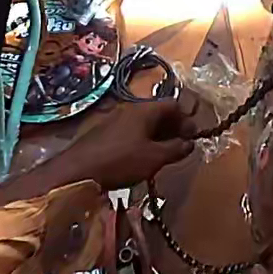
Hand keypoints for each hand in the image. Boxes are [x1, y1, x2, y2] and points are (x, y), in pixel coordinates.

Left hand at [56, 94, 200, 189]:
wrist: (79, 169)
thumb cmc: (120, 160)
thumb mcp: (154, 158)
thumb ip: (175, 149)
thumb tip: (190, 143)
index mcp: (144, 109)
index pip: (173, 104)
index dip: (186, 119)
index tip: (193, 137)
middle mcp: (130, 108)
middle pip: (158, 112)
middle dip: (173, 127)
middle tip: (181, 147)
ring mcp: (115, 118)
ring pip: (144, 122)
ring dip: (158, 135)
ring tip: (165, 154)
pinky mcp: (105, 131)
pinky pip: (131, 130)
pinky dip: (143, 139)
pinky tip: (143, 156)